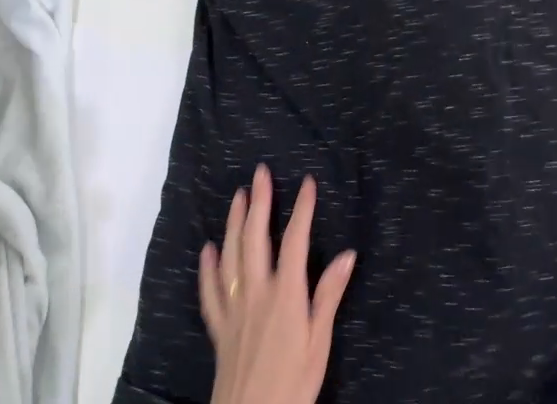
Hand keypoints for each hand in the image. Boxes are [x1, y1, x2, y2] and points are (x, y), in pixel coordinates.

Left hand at [201, 164, 355, 403]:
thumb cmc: (293, 383)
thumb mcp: (320, 342)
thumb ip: (328, 296)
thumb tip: (348, 254)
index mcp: (285, 295)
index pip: (294, 241)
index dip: (301, 209)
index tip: (307, 182)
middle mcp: (256, 294)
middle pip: (255, 239)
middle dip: (259, 203)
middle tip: (259, 173)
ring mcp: (233, 309)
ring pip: (229, 257)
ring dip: (233, 223)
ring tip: (237, 197)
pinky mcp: (219, 328)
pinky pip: (209, 291)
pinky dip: (208, 267)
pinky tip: (208, 249)